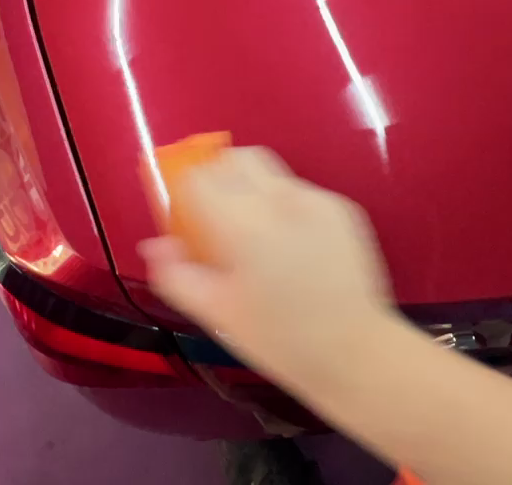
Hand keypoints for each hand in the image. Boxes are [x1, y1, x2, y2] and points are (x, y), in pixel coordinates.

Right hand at [138, 146, 398, 389]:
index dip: (185, 188)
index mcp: (244, 224)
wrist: (356, 353)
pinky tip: (291, 244)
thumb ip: (176, 274)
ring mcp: (316, 199)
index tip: (185, 211)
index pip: (199, 175)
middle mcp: (280, 199)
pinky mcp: (342, 207)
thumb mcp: (217, 313)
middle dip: (218, 173)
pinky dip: (285, 206)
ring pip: (270, 171)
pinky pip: (301, 191)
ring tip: (254, 230)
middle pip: (235, 157)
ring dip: (252, 187)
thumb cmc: (279, 339)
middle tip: (213, 210)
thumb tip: (155, 246)